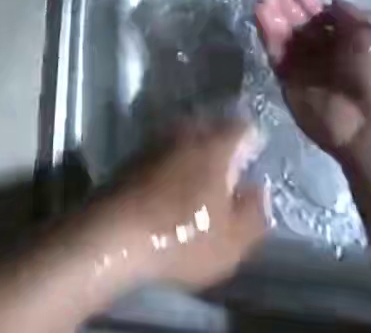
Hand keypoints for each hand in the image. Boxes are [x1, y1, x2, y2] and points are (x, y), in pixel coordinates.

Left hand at [85, 119, 268, 290]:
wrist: (111, 235)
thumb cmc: (181, 237)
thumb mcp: (231, 242)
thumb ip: (254, 214)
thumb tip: (259, 191)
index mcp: (217, 144)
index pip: (245, 129)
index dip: (254, 144)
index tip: (256, 163)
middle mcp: (188, 131)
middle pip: (213, 129)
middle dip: (224, 148)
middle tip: (231, 175)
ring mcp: (157, 140)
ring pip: (186, 139)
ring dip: (195, 156)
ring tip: (200, 184)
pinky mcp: (133, 156)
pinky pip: (164, 153)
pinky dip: (171, 166)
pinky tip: (170, 190)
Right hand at [254, 0, 370, 163]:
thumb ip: (350, 15)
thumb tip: (331, 3)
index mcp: (354, 41)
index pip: (326, 16)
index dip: (310, 0)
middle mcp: (329, 53)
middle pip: (302, 23)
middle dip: (288, 4)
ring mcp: (308, 68)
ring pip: (287, 36)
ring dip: (275, 14)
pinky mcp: (290, 84)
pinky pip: (277, 54)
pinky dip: (268, 33)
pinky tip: (260, 12)